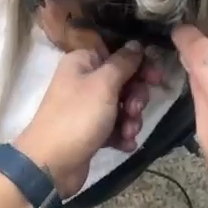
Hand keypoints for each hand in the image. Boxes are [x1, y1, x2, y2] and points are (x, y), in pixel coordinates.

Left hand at [14, 44, 148, 197]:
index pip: (117, 53)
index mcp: (83, 61)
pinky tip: (125, 144)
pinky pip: (115, 126)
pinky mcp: (90, 130)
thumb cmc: (78, 117)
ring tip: (128, 132)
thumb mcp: (103, 85)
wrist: (52, 164)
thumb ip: (123, 63)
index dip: (139, 64)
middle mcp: (84, 80)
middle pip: (123, 80)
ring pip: (122, 105)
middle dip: (135, 97)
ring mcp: (87, 106)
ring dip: (131, 119)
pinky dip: (122, 134)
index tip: (156, 78)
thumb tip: (137, 43)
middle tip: (136, 109)